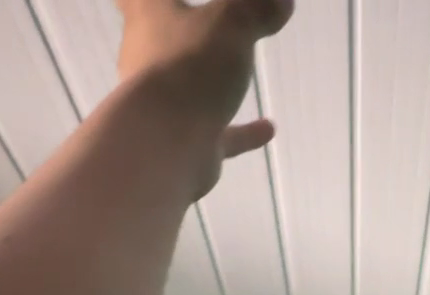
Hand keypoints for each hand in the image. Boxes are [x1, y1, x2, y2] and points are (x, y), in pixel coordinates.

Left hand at [114, 0, 291, 197]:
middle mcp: (147, 59)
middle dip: (175, 33)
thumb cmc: (190, 66)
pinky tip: (268, 128)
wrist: (167, 145)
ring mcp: (164, 105)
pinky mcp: (184, 143)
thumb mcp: (232, 23)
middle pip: (156, 40)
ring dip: (210, 81)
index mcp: (148, 16)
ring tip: (241, 72)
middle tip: (200, 25)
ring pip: (187, 87)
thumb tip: (283, 2)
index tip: (151, 1)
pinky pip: (218, 133)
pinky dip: (242, 131)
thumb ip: (257, 9)